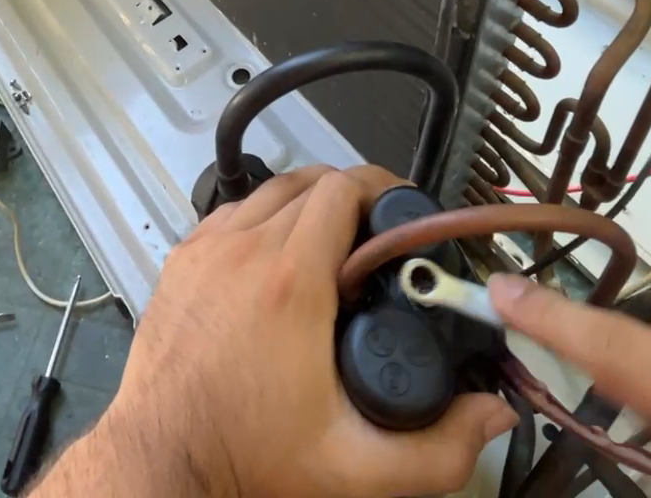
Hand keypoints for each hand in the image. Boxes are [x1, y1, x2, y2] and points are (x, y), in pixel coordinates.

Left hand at [37, 166, 515, 496]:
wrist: (163, 460)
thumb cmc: (245, 455)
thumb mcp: (355, 467)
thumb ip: (438, 448)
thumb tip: (487, 413)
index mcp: (290, 282)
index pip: (342, 189)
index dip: (380, 187)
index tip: (398, 205)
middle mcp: (244, 250)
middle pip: (309, 182)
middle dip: (349, 197)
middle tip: (372, 232)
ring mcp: (207, 249)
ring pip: (268, 191)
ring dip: (305, 203)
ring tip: (330, 240)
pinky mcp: (182, 258)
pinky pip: (231, 211)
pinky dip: (260, 217)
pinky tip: (275, 254)